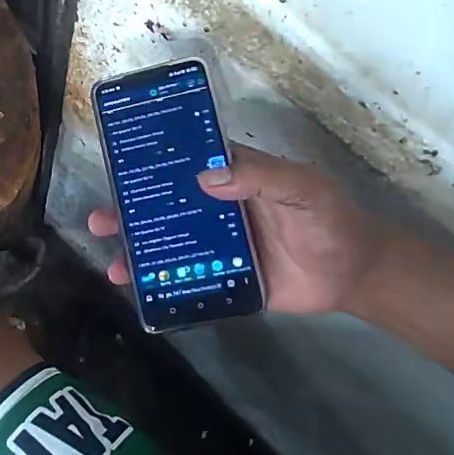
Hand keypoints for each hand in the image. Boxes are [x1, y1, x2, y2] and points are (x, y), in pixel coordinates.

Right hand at [88, 144, 385, 314]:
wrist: (352, 274)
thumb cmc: (331, 220)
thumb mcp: (303, 188)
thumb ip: (263, 177)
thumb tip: (205, 178)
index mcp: (238, 179)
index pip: (191, 162)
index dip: (158, 162)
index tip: (121, 164)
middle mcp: (223, 210)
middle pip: (171, 207)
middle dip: (134, 212)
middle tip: (101, 218)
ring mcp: (223, 248)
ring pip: (174, 246)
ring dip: (142, 251)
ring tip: (112, 261)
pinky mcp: (229, 280)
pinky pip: (191, 281)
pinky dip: (165, 286)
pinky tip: (140, 292)